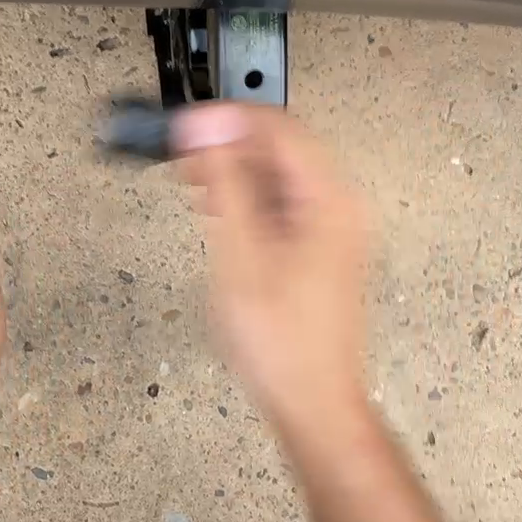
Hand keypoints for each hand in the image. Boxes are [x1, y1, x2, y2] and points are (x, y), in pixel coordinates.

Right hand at [173, 105, 369, 421]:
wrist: (312, 402)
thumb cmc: (282, 344)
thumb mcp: (240, 255)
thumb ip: (223, 184)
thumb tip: (205, 128)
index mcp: (329, 199)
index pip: (277, 127)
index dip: (226, 119)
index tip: (184, 127)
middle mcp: (339, 206)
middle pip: (280, 147)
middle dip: (227, 144)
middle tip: (181, 155)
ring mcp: (333, 228)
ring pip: (278, 175)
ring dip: (234, 171)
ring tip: (192, 183)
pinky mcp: (320, 248)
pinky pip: (282, 203)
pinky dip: (247, 200)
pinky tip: (218, 211)